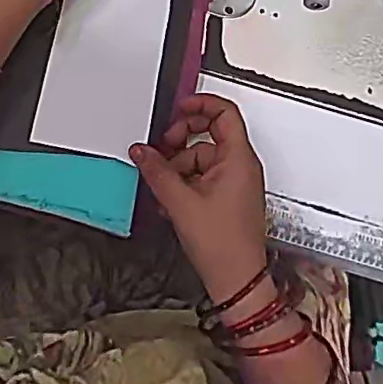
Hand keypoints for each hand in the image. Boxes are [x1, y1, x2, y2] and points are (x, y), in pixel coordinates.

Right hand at [129, 94, 269, 297]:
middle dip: (182, 137)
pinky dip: (186, 180)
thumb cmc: (222, 244)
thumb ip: (157, 170)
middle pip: (211, 132)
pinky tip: (171, 197)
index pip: (225, 112)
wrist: (237, 281)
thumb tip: (141, 151)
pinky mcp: (229, 195)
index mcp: (238, 158)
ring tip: (163, 184)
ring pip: (202, 155)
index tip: (178, 107)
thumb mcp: (180, 202)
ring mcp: (236, 180)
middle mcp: (241, 165)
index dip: (200, 103)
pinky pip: (204, 174)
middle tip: (163, 148)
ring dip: (179, 164)